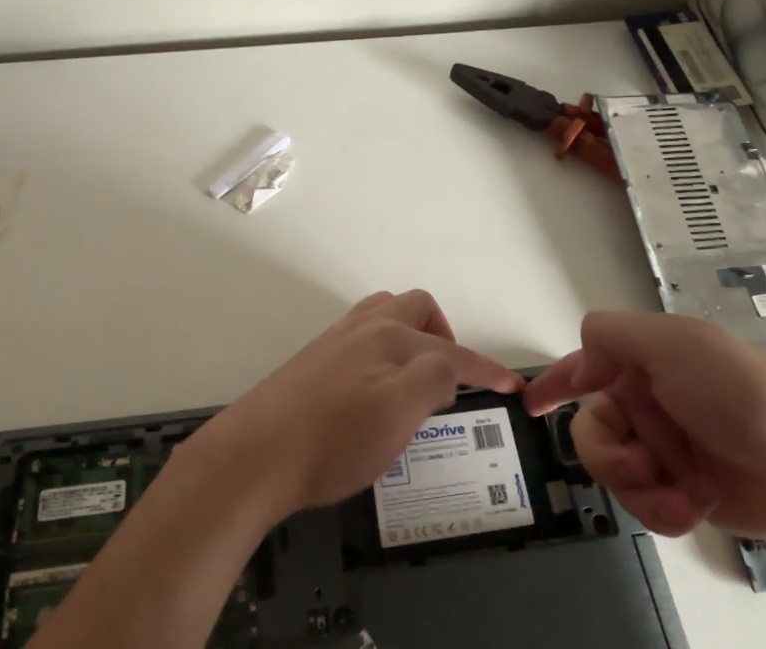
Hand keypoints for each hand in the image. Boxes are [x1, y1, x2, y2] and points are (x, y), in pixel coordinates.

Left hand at [188, 290, 521, 515]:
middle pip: (415, 308)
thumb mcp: (398, 414)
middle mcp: (363, 328)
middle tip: (450, 378)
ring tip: (416, 379)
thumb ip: (433, 379)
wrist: (253, 457)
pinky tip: (376, 390)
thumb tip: (448, 369)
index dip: (486, 369)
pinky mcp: (312, 362)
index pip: (452, 350)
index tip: (512, 386)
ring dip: (411, 336)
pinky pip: (362, 337)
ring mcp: (334, 342)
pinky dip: (384, 350)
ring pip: (384, 316)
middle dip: (444, 334)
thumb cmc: (332, 440)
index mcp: (390, 337)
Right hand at [524, 311, 765, 538]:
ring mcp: (667, 449)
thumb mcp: (674, 344)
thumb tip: (581, 349)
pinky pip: (645, 505)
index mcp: (644, 363)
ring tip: (681, 492)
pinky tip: (697, 504)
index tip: (528, 405)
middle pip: (592, 430)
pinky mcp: (684, 491)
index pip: (585, 366)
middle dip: (609, 454)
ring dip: (639, 487)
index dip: (554, 383)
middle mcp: (650, 403)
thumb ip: (615, 335)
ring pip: (614, 473)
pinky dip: (664, 509)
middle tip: (640, 465)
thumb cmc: (741, 393)